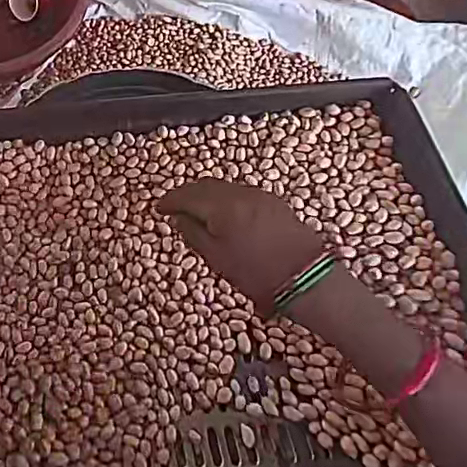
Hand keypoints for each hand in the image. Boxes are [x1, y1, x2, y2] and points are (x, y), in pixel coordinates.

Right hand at [157, 179, 326, 313]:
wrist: (309, 281)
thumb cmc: (257, 274)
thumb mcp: (216, 257)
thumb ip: (192, 232)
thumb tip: (178, 217)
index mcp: (222, 206)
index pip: (187, 196)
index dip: (170, 201)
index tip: (158, 208)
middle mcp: (241, 194)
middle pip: (205, 185)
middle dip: (186, 194)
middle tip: (173, 206)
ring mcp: (260, 197)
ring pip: (224, 188)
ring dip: (206, 195)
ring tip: (195, 211)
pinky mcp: (274, 204)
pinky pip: (240, 194)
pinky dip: (224, 199)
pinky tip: (222, 214)